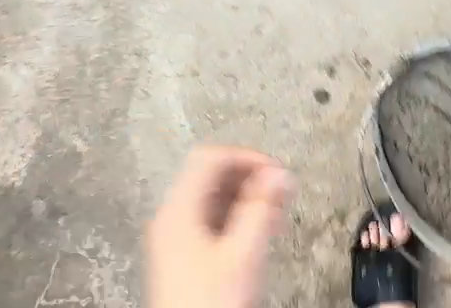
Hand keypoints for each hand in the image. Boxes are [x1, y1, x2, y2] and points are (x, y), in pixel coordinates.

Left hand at [145, 145, 295, 307]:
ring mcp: (174, 239)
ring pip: (212, 200)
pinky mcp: (182, 258)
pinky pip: (210, 222)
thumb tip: (278, 174)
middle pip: (210, 176)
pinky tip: (256, 234)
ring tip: (275, 212)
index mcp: (178, 209)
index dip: (245, 157)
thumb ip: (261, 208)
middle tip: (279, 190)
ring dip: (245, 199)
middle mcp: (172, 218)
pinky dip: (236, 220)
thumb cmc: (208, 305)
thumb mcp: (242, 253)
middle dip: (249, 178)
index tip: (274, 171)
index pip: (209, 157)